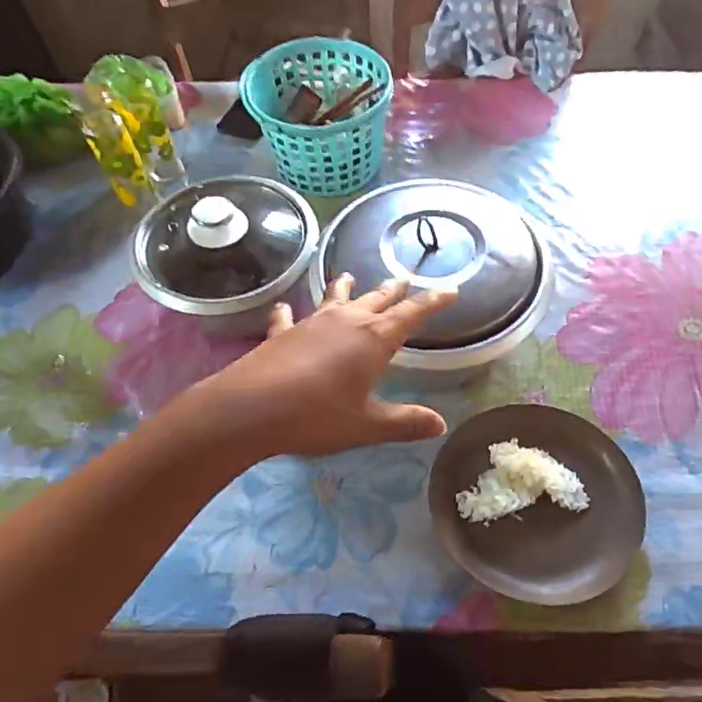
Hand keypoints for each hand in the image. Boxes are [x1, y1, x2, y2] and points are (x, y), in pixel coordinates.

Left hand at [182, 274, 458, 458]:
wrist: (251, 409)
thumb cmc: (317, 416)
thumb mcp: (367, 425)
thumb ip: (404, 422)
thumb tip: (440, 424)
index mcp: (373, 340)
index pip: (411, 315)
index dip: (432, 303)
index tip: (450, 291)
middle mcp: (345, 322)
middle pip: (375, 300)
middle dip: (393, 292)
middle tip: (405, 280)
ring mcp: (310, 324)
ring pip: (334, 299)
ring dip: (346, 288)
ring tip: (351, 276)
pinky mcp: (281, 334)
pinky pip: (289, 317)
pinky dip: (291, 313)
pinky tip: (284, 309)